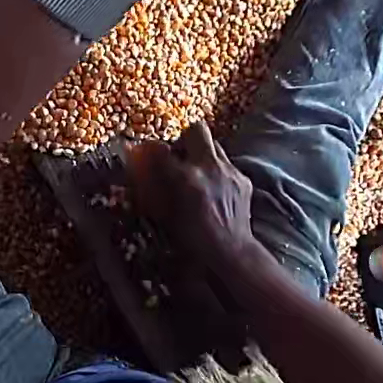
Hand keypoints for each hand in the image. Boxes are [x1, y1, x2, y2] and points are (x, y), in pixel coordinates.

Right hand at [126, 122, 262, 275]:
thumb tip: (140, 166)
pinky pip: (227, 164)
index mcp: (186, 178)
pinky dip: (217, 171)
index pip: (161, 149)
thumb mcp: (165, 214)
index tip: (146, 152)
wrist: (230, 252)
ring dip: (202, 152)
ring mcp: (229, 171)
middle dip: (184, 138)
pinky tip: (214, 188)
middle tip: (178, 155)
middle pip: (195, 130)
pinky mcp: (243, 179)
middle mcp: (209, 167)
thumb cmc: (192, 240)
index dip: (151, 149)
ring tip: (196, 171)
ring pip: (214, 145)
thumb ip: (153, 187)